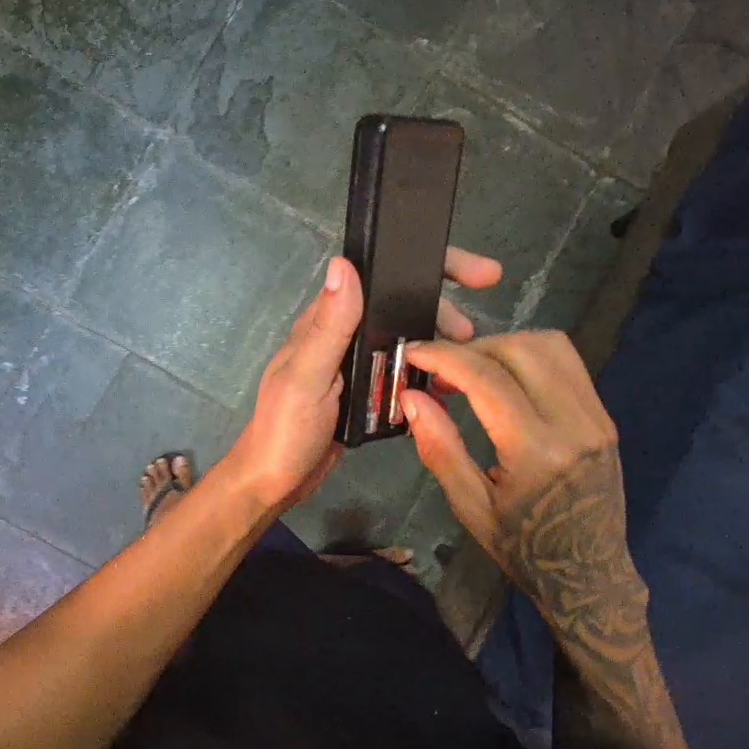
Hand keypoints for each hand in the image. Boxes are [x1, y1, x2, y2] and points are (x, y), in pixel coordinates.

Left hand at [226, 247, 503, 509]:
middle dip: (441, 311)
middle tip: (473, 332)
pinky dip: (426, 378)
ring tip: (466, 365)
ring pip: (404, 343)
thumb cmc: (285, 430)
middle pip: (398, 308)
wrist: (274, 484)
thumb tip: (343, 264)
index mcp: (325, 323)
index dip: (422, 265)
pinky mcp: (363, 395)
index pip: (376, 276)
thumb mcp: (307, 376)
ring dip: (437, 349)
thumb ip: (328, 326)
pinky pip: (401, 377)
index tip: (473, 272)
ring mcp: (354, 367)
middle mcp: (342, 337)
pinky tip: (447, 391)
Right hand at [398, 331, 634, 598]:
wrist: (589, 574)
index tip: (415, 352)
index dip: (445, 357)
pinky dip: (530, 357)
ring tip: (473, 371)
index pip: (488, 380)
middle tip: (442, 372)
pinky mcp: (604, 416)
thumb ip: (440, 448)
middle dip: (471, 349)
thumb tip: (410, 397)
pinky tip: (505, 379)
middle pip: (520, 350)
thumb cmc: (522, 549)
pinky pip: (567, 363)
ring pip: (550, 346)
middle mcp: (574, 425)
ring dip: (503, 346)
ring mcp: (596, 417)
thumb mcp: (470, 507)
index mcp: (537, 453)